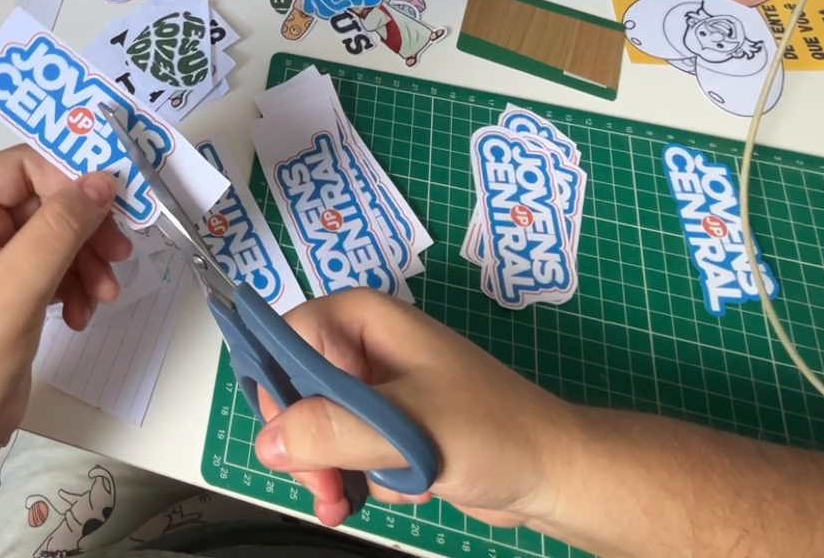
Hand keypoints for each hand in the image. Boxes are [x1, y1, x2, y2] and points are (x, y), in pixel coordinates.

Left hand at [0, 146, 133, 451]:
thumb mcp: (15, 286)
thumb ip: (61, 227)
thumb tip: (103, 180)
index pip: (22, 165)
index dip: (68, 177)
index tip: (112, 201)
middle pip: (45, 200)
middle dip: (85, 228)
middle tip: (120, 252)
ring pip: (56, 234)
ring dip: (86, 260)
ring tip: (105, 294)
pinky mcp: (11, 290)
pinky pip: (55, 266)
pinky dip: (76, 284)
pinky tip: (83, 313)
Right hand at [252, 289, 584, 528]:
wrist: (556, 475)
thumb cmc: (491, 432)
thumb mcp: (407, 429)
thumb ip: (334, 431)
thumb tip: (267, 441)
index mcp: (361, 319)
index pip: (288, 336)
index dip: (277, 385)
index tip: (286, 441)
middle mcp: (359, 345)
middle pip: (296, 384)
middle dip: (303, 440)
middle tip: (320, 486)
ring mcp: (372, 384)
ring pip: (314, 421)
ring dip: (322, 466)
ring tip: (339, 504)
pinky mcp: (384, 422)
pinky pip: (341, 444)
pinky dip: (347, 475)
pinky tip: (366, 498)